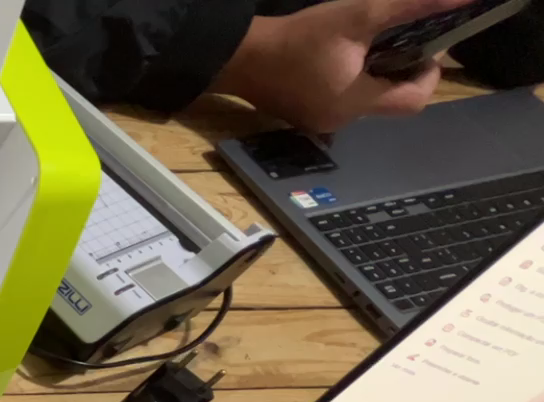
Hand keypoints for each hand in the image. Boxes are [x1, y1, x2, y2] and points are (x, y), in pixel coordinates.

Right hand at [212, 0, 472, 132]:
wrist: (239, 58)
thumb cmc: (298, 39)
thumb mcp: (362, 14)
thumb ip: (418, 5)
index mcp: (353, 101)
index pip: (414, 100)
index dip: (429, 73)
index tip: (422, 47)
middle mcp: (336, 120)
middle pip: (389, 102)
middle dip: (400, 72)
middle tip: (394, 41)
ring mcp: (314, 122)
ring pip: (365, 103)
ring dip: (375, 78)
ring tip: (363, 49)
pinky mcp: (300, 118)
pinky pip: (339, 105)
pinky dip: (350, 85)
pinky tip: (337, 63)